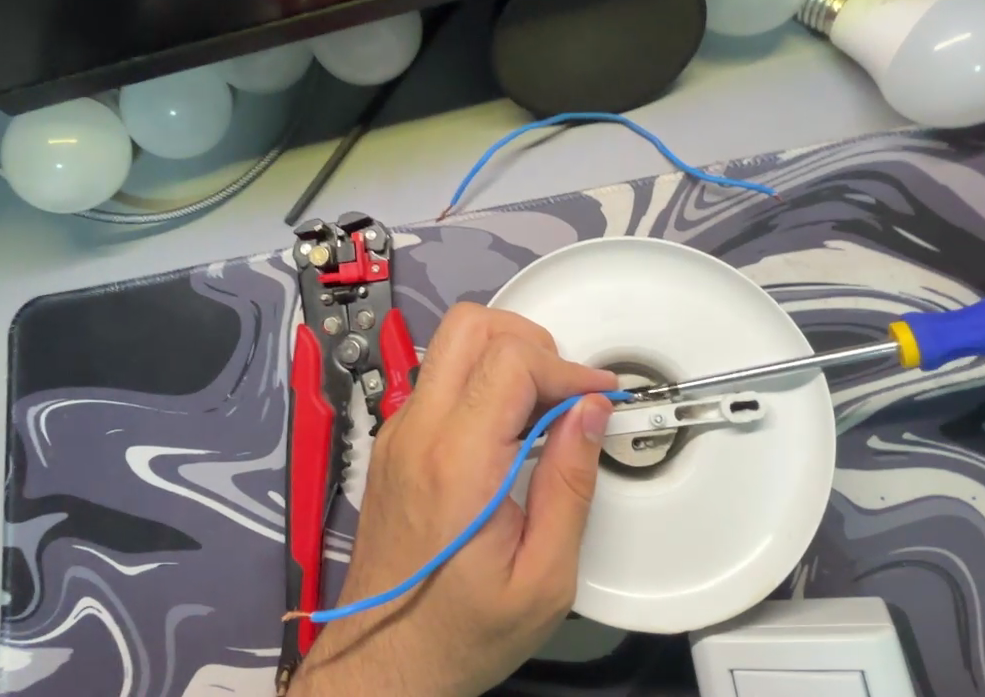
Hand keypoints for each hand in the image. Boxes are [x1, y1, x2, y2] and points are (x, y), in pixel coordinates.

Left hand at [289, 304, 616, 696]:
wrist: (383, 658)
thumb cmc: (462, 631)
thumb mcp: (543, 580)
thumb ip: (571, 485)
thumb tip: (591, 411)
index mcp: (456, 462)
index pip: (510, 361)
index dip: (567, 368)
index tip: (601, 398)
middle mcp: (418, 430)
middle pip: (469, 326)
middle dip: (530, 340)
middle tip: (566, 390)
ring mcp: (399, 430)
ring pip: (451, 343)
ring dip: (504, 354)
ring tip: (543, 406)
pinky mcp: (394, 439)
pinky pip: (440, 378)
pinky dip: (482, 378)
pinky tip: (509, 426)